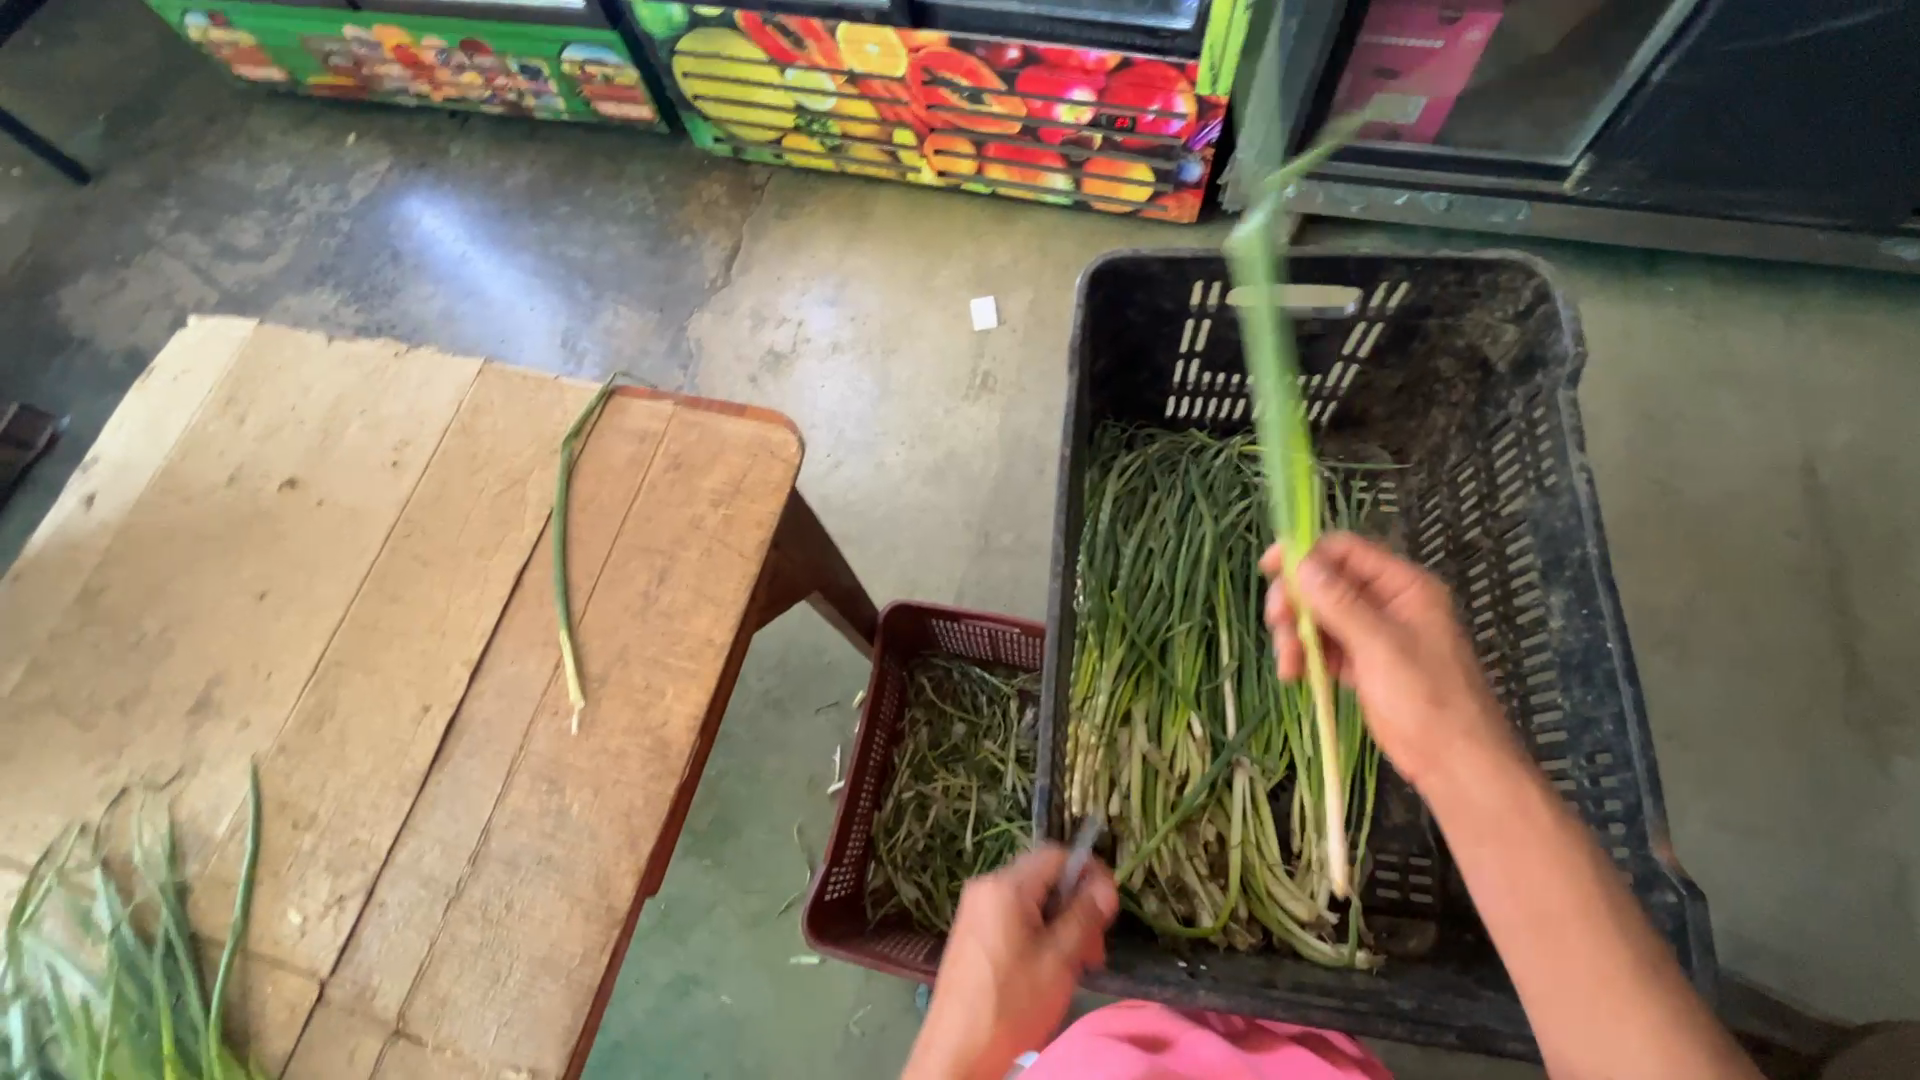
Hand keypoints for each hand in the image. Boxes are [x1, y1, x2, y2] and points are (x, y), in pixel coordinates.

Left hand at [903, 846, 1117, 1079]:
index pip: (1056, 854)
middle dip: (1075, 905)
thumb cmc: (1011, 1003)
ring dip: (1059, 923)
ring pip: (1030, 900)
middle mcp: (986, 886)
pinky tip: (1048, 967)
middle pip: (1043, 877)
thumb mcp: (1059, 960)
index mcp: (1005, 885)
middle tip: (1094, 950)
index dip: (1089, 873)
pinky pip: (1013, 916)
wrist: (957, 1051)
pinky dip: (1037, 932)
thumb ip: (1085, 917)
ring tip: (1075, 965)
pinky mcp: (971, 930)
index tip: (1109, 907)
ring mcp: (975, 908)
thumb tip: (1106, 888)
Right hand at [1261, 532, 1523, 792]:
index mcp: (1403, 587)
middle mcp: (1387, 603)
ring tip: (1288, 663)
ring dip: (1295, 634)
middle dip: (1296, 602)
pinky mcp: (1362, 662)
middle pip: (1325, 583)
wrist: (1455, 762)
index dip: (1305, 554)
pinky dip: (1305, 655)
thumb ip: (1339, 603)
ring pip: (1319, 616)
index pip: (1345, 551)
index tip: (1269, 569)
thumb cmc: (1428, 699)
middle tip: (1276, 624)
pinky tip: (1293, 674)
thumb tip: (1301, 564)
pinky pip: (1324, 645)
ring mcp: (1373, 633)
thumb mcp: (1381, 646)